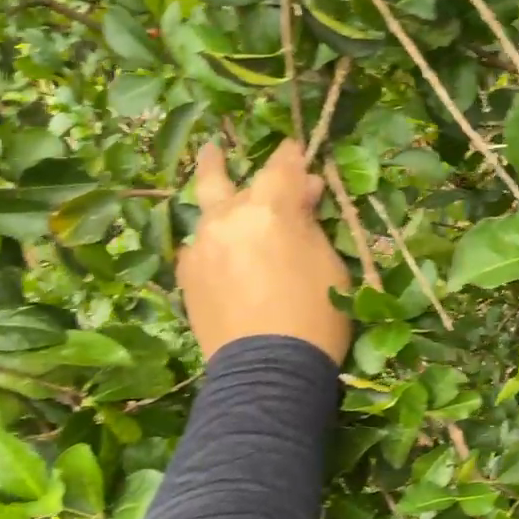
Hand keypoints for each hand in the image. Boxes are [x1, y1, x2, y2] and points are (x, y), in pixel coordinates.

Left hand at [179, 139, 352, 362]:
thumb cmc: (316, 319)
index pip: (282, 167)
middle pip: (219, 176)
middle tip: (216, 148)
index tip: (297, 150)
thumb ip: (312, 227)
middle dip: (221, 160)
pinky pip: (198, 247)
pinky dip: (212, 245)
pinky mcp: (187, 275)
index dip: (292, 156)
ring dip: (216, 207)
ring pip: (204, 213)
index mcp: (270, 211)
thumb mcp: (331, 269)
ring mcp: (201, 245)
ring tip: (219, 208)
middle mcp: (227, 217)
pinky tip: (222, 258)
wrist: (269, 369)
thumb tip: (304, 196)